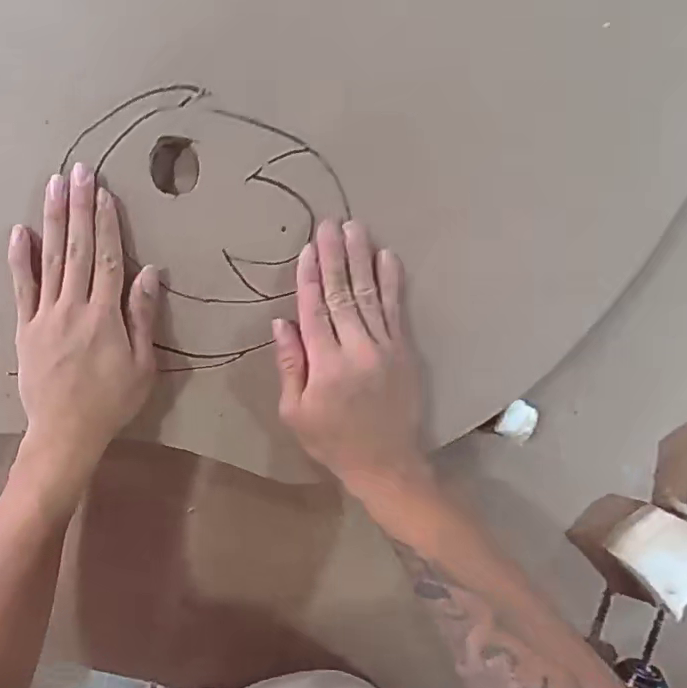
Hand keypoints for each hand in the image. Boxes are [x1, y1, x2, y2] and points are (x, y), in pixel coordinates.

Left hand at [8, 163, 159, 485]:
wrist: (64, 431)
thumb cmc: (110, 403)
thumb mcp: (143, 367)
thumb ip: (144, 318)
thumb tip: (150, 273)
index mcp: (105, 316)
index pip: (106, 258)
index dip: (106, 223)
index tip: (104, 191)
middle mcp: (74, 308)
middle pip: (77, 249)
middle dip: (79, 207)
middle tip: (79, 170)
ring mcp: (45, 317)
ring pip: (50, 261)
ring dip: (52, 221)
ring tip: (53, 185)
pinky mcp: (26, 330)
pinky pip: (22, 290)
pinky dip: (20, 260)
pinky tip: (19, 232)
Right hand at [274, 219, 431, 495]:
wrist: (385, 463)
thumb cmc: (331, 441)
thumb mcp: (295, 412)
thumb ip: (290, 365)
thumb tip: (282, 323)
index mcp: (325, 366)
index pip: (314, 311)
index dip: (308, 278)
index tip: (306, 249)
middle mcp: (357, 349)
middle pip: (342, 294)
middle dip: (334, 257)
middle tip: (330, 224)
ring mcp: (385, 347)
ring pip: (370, 294)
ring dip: (361, 259)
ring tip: (355, 228)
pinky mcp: (405, 350)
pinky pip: (397, 309)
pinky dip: (392, 282)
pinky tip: (386, 257)